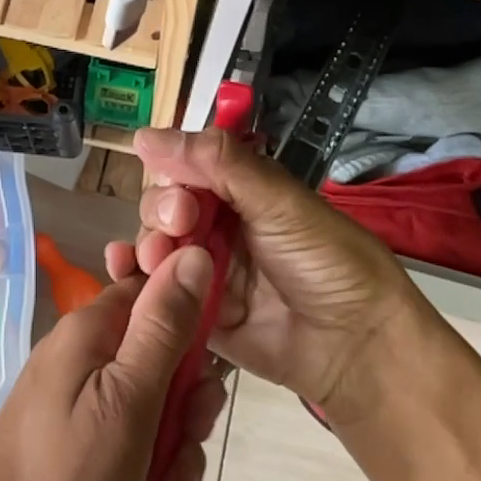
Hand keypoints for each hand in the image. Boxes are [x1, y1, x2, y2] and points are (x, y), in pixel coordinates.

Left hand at [0, 243, 229, 480]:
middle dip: (188, 408)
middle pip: (162, 355)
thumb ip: (163, 327)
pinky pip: (133, 436)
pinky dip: (155, 472)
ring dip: (176, 452)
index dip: (192, 328)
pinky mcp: (80, 436)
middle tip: (187, 454)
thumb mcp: (128, 401)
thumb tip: (192, 253)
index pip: (157, 291)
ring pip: (154, 403)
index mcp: (91, 331)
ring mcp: (80, 396)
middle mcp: (84, 354)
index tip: (206, 378)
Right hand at [120, 128, 417, 425]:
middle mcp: (219, 225)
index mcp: (242, 190)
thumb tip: (144, 135)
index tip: (182, 192)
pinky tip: (126, 272)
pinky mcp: (194, 312)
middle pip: (164, 205)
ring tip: (156, 260)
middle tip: (179, 227)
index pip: (186, 167)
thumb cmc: (327, 262)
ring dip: (148, 245)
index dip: (173, 172)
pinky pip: (156, 291)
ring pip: (156, 246)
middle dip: (161, 211)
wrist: (354, 345)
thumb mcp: (280, 202)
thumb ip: (218, 165)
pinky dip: (136, 279)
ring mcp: (205, 270)